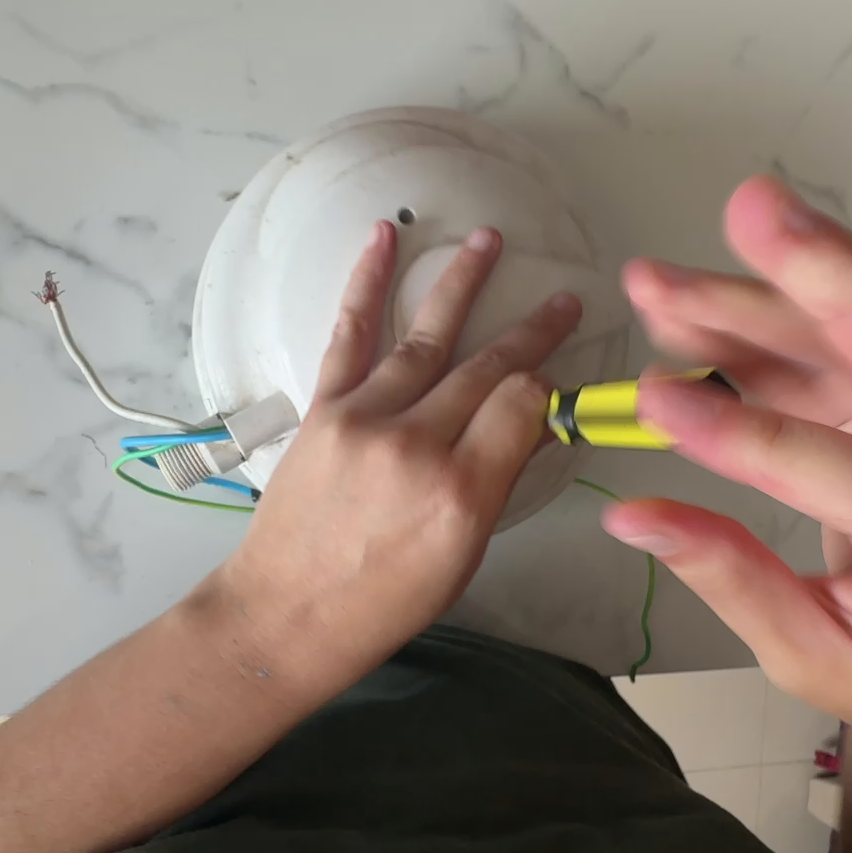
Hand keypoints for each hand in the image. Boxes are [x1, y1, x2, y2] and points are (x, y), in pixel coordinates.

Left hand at [211, 221, 581, 677]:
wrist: (286, 613)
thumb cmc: (384, 603)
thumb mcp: (462, 556)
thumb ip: (496, 483)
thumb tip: (527, 423)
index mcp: (461, 493)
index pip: (524, 405)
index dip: (549, 386)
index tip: (558, 380)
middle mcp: (415, 444)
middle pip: (488, 368)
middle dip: (534, 329)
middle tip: (565, 300)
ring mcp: (363, 418)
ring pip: (428, 336)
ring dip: (464, 282)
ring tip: (490, 239)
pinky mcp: (323, 409)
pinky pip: (349, 335)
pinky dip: (366, 283)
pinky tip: (383, 239)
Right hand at [603, 177, 851, 735]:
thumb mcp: (807, 657)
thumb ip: (729, 580)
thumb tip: (626, 515)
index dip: (762, 439)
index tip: (654, 403)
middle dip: (833, 277)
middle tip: (750, 209)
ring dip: (762, 294)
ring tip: (657, 280)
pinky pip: (838, 351)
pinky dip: (758, 327)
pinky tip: (687, 313)